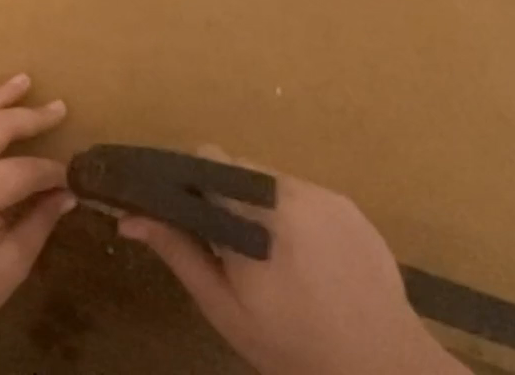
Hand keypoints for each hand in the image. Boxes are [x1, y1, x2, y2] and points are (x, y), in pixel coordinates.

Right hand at [118, 147, 462, 374]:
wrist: (386, 368)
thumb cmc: (293, 345)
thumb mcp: (224, 307)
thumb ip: (178, 252)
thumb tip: (129, 217)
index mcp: (250, 212)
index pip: (204, 159)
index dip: (186, 179)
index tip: (180, 211)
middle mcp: (286, 189)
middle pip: (235, 166)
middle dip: (221, 194)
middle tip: (224, 244)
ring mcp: (322, 194)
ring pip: (266, 178)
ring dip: (255, 203)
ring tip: (267, 255)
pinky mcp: (348, 205)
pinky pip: (301, 194)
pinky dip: (290, 214)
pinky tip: (303, 257)